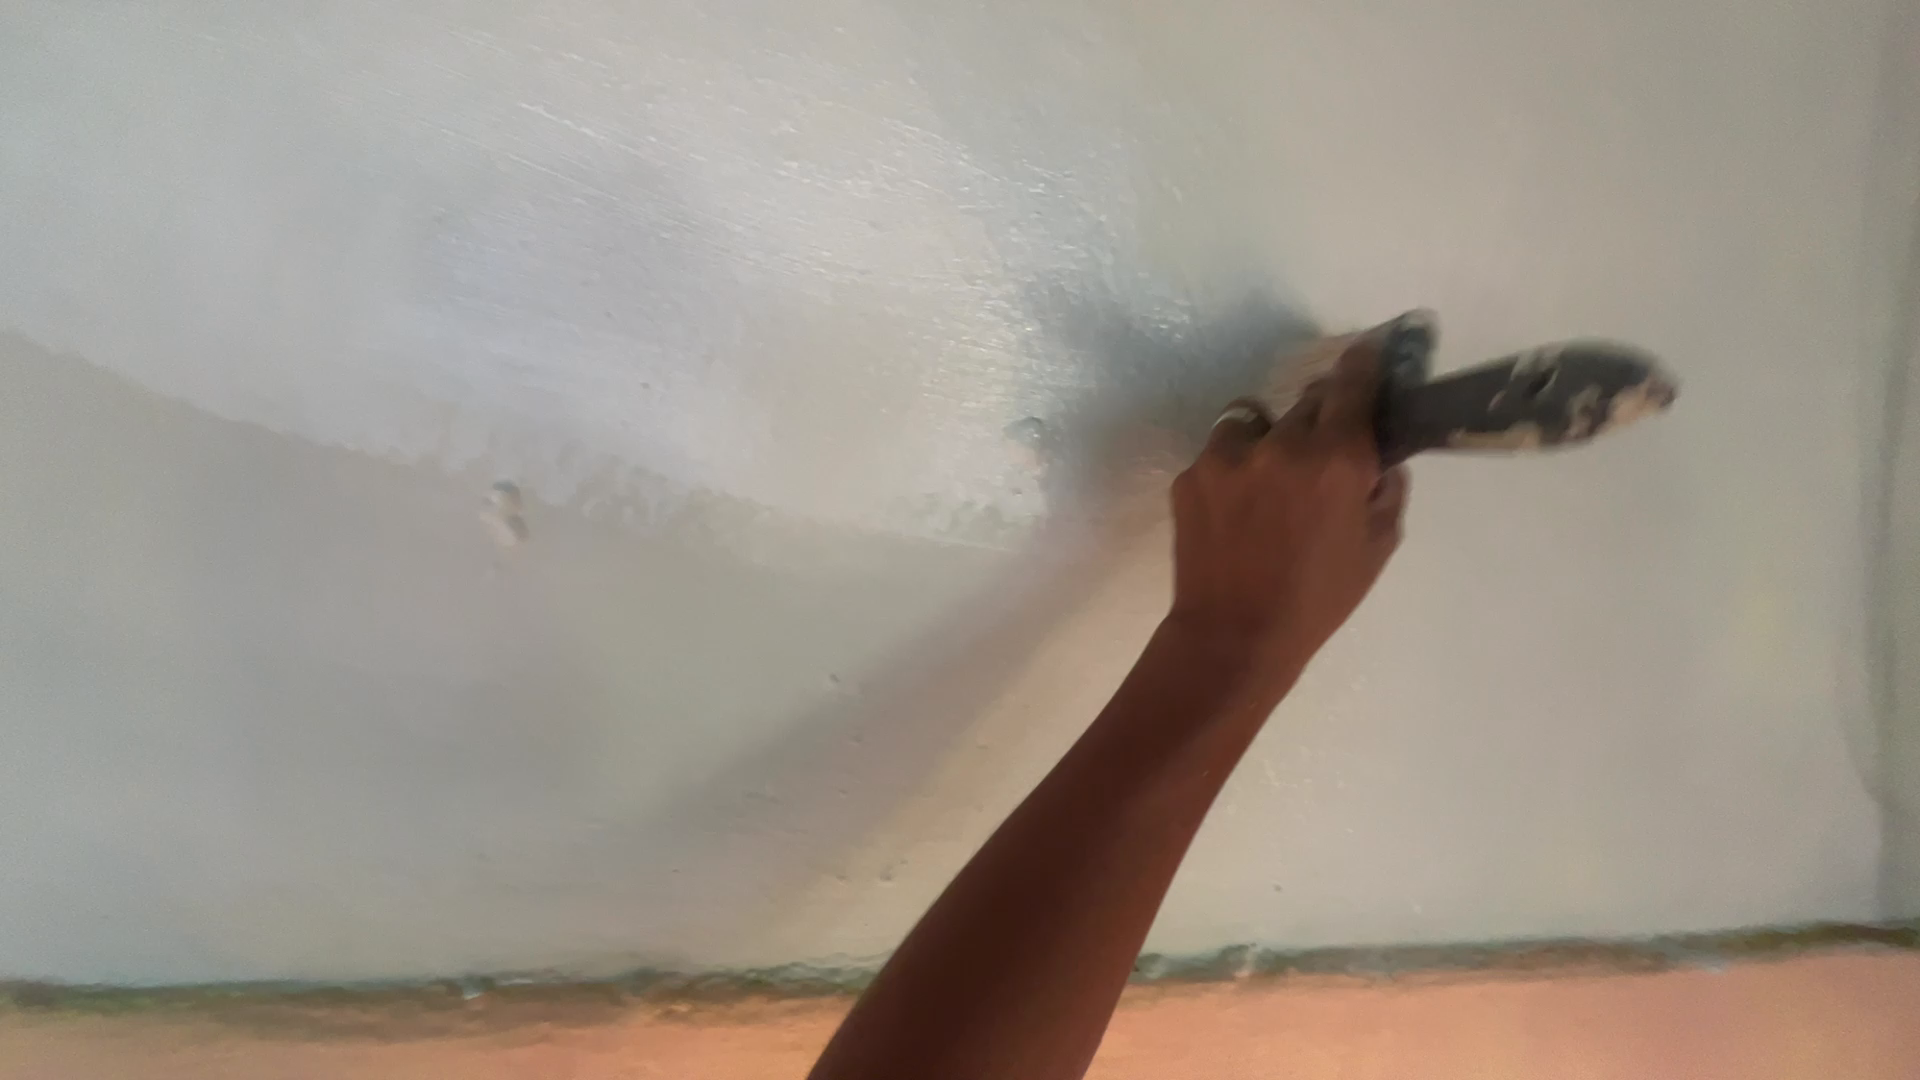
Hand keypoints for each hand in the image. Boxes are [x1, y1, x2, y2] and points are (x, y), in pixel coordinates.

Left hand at [1167, 337, 1408, 674]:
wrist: (1234, 633)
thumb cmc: (1317, 598)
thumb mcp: (1377, 545)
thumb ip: (1383, 487)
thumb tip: (1376, 456)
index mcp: (1335, 458)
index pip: (1352, 383)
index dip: (1362, 362)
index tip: (1366, 352)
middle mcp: (1279, 445)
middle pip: (1305, 402)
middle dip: (1318, 420)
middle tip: (1317, 453)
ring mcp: (1225, 458)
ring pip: (1252, 421)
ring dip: (1265, 439)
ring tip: (1264, 481)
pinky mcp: (1188, 476)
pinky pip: (1218, 455)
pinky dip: (1231, 469)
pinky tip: (1232, 508)